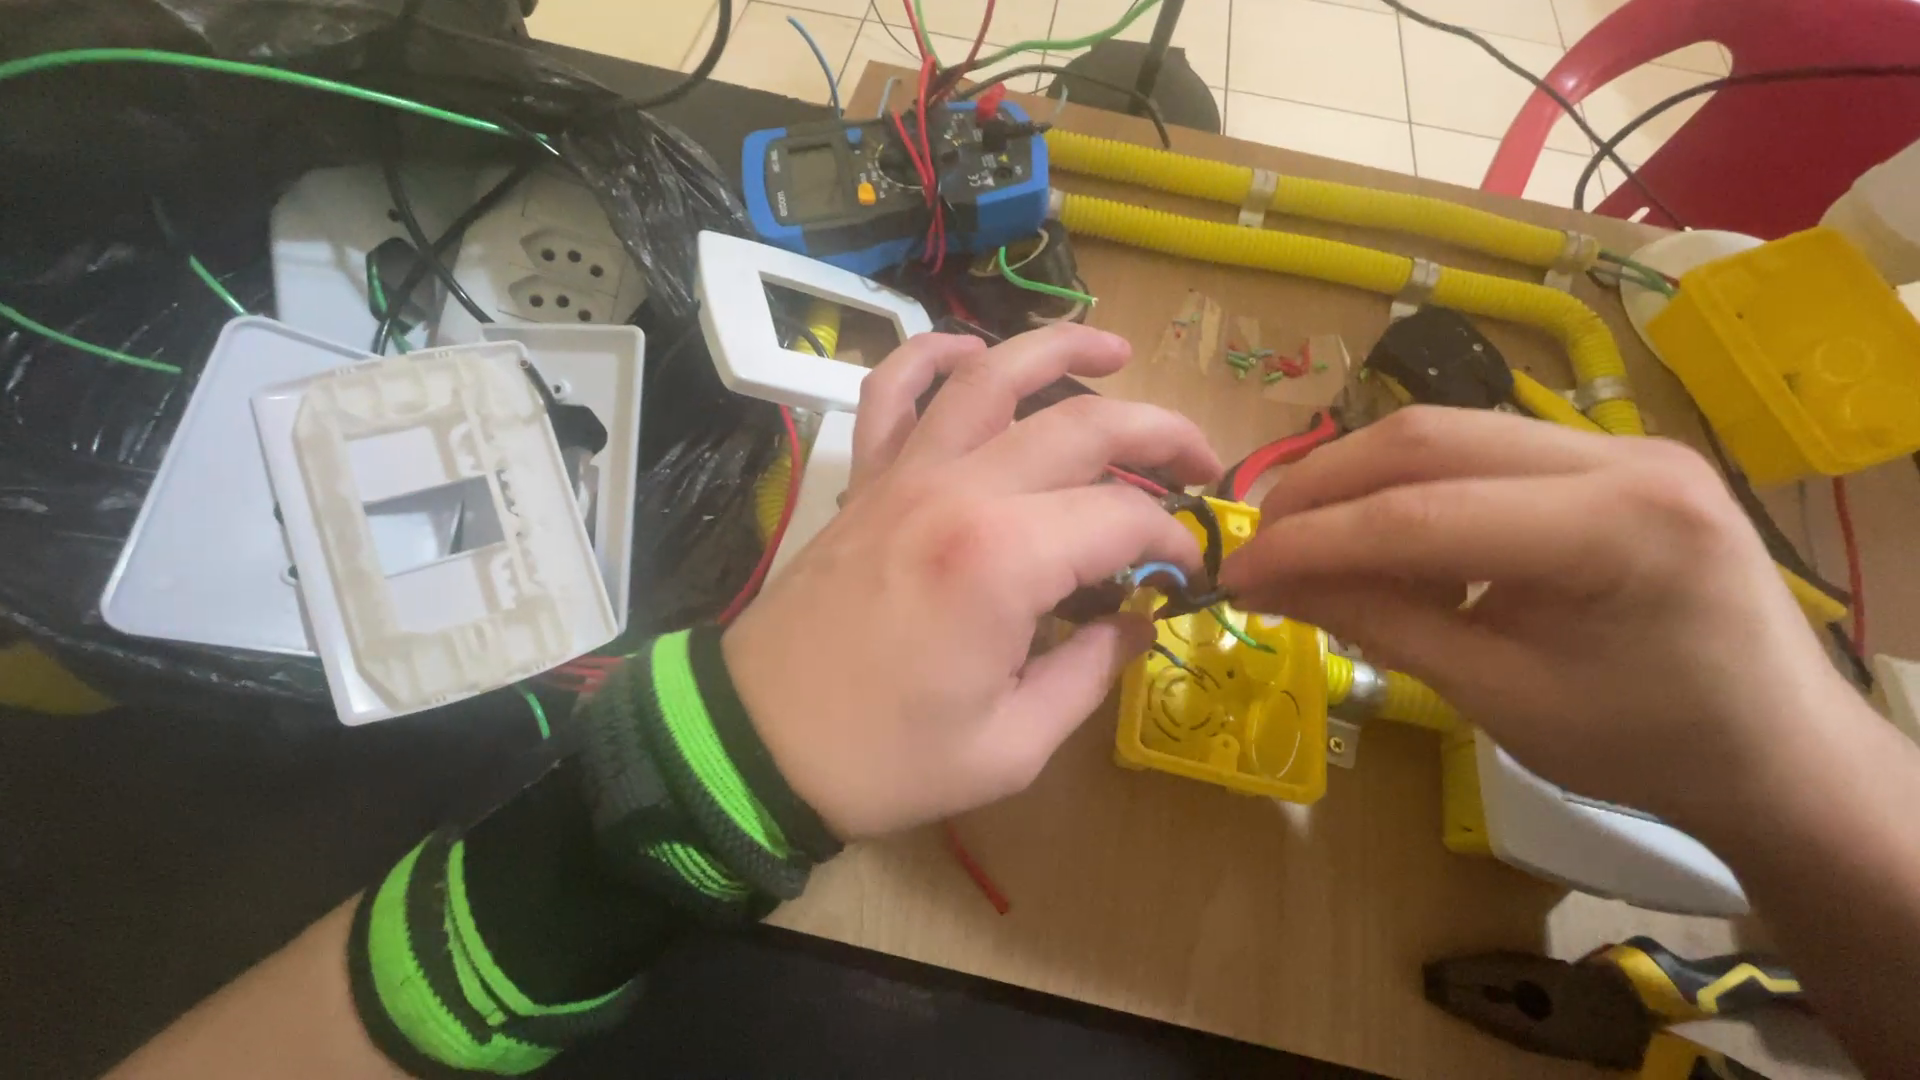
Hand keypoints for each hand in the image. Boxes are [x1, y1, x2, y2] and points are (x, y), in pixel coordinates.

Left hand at [723, 326, 1222, 839]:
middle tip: (1200, 462)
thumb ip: (1089, 672)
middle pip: (1081, 426)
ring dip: (1060, 349)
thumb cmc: (884, 757)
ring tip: (1115, 349)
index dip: (1174, 541)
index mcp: (1004, 560)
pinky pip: (892, 391)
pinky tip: (971, 353)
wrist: (757, 743)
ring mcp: (904, 474)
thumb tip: (1136, 620)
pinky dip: (931, 355)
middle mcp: (960, 491)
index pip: (1123, 520)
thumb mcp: (1011, 745)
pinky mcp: (865, 480)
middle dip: (1159, 434)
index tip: (1189, 573)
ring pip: (991, 377)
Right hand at [1218, 407, 1858, 825]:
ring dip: (1351, 484)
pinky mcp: (1597, 454)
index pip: (1417, 516)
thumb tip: (1264, 583)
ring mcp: (1613, 444)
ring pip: (1435, 432)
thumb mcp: (1490, 693)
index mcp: (1617, 529)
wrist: (1776, 750)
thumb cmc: (1641, 744)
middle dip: (1317, 491)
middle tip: (1259, 545)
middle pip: (1421, 441)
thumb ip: (1373, 622)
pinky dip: (1398, 491)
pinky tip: (1385, 543)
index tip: (1233, 573)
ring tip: (1309, 545)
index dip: (1307, 543)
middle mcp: (1620, 455)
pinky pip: (1467, 452)